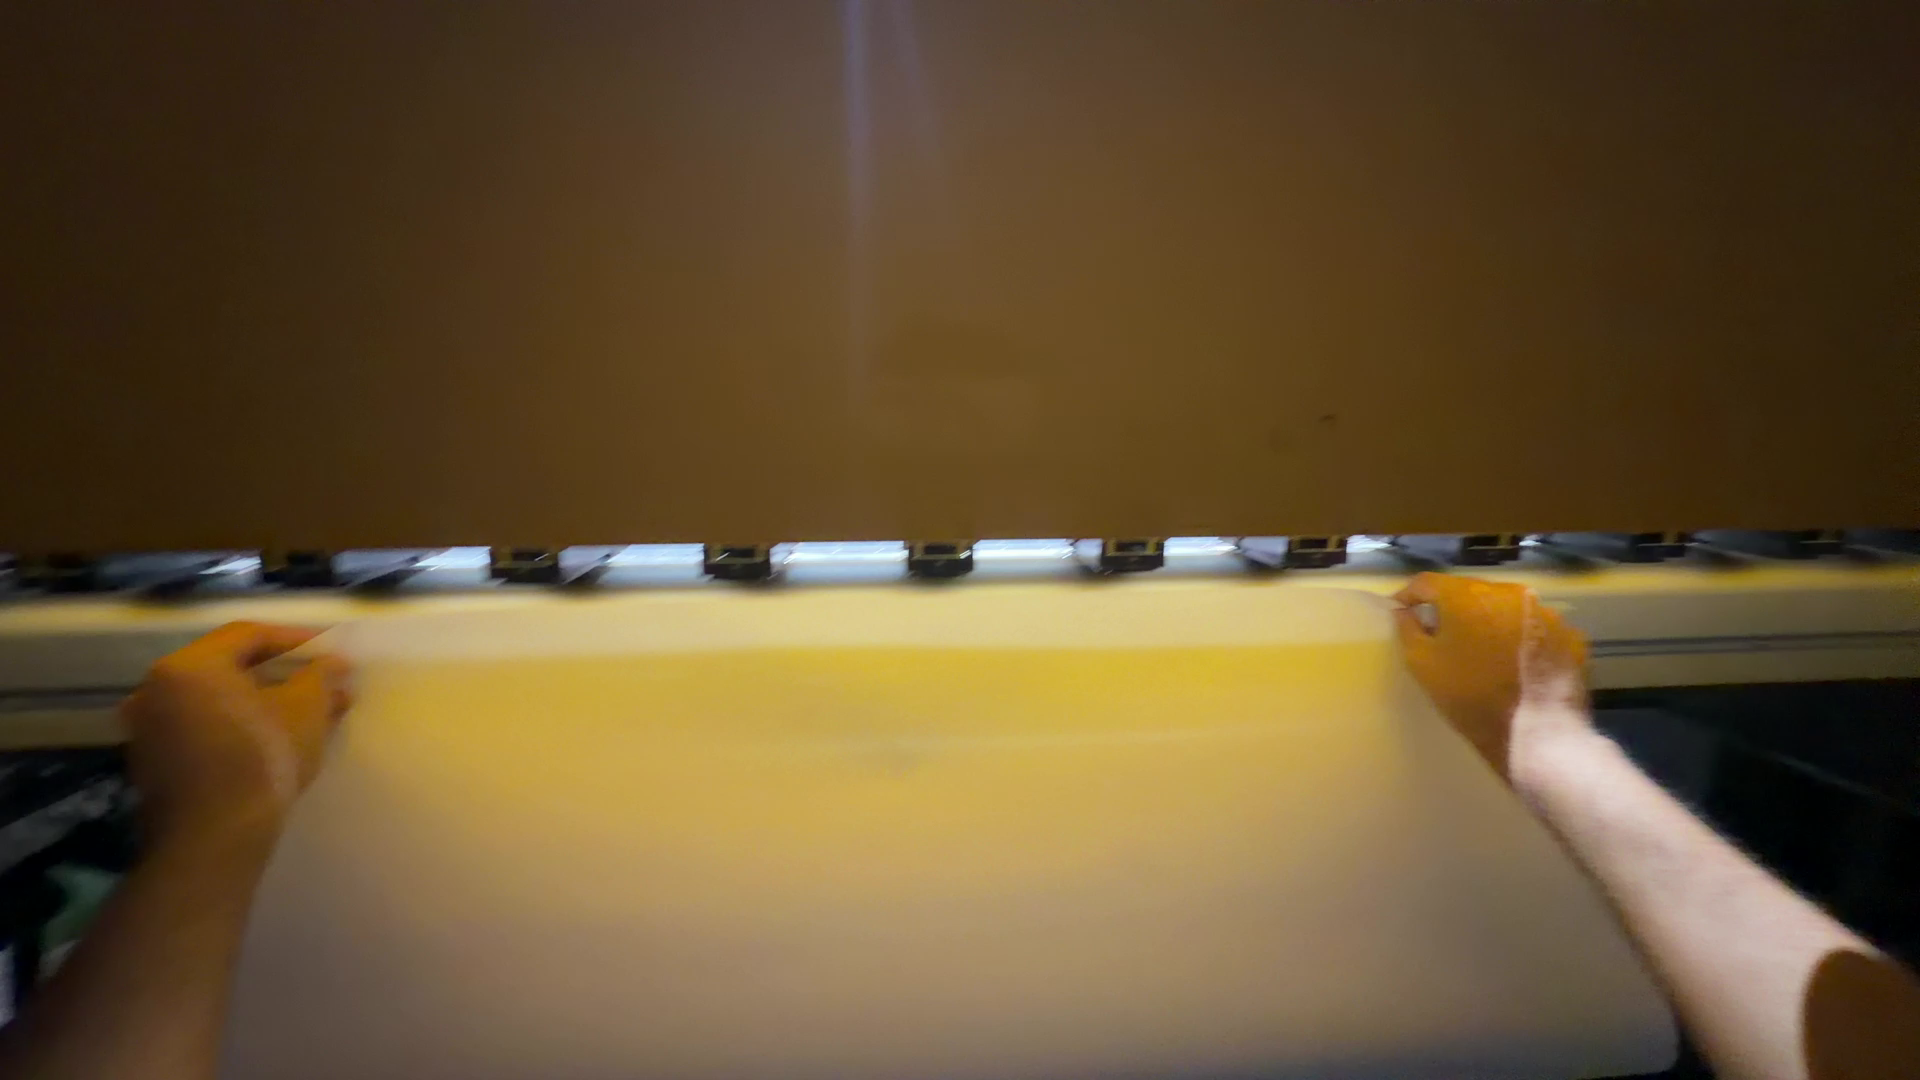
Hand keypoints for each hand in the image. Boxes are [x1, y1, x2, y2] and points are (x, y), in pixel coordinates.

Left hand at [120, 622, 351, 850]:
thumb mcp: (309, 706)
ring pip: (221, 698)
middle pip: (231, 666)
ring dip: (270, 697)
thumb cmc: (264, 755)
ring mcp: (150, 728)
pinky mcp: (157, 759)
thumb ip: (321, 674)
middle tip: (327, 678)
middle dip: (285, 670)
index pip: (249, 635)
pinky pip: (207, 723)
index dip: (297, 638)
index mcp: (189, 668)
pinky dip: (245, 719)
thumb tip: (332, 663)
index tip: (334, 650)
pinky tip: (284, 733)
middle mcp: (156, 691)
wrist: (214, 833)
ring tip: (317, 708)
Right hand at [1392, 572, 1591, 782]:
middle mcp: (1511, 594)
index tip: (1400, 612)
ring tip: (1480, 647)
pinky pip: (1534, 628)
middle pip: (1470, 592)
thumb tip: (1405, 611)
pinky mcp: (1571, 637)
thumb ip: (1407, 628)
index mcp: (1469, 596)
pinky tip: (1512, 661)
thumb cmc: (1468, 694)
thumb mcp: (1420, 661)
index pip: (1428, 582)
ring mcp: (1546, 614)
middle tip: (1439, 631)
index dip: (1408, 595)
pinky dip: (1518, 638)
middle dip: (1451, 608)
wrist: (1537, 734)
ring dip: (1488, 621)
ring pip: (1504, 608)